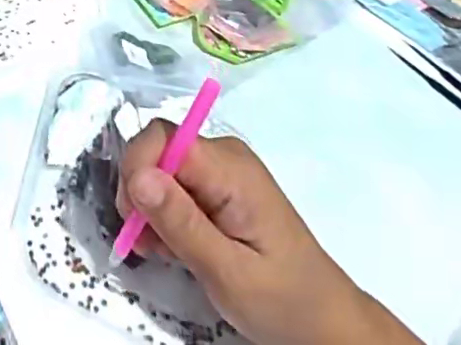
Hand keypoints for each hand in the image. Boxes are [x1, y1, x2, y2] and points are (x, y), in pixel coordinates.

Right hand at [116, 122, 418, 344]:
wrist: (328, 322)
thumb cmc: (282, 300)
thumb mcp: (227, 272)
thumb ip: (180, 222)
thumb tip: (137, 176)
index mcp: (229, 168)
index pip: (163, 137)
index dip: (137, 166)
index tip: (131, 216)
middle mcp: (224, 156)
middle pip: (159, 150)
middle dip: (140, 191)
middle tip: (143, 242)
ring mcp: (222, 170)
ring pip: (163, 168)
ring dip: (151, 207)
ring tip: (163, 251)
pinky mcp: (220, 187)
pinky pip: (176, 184)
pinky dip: (165, 212)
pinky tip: (174, 245)